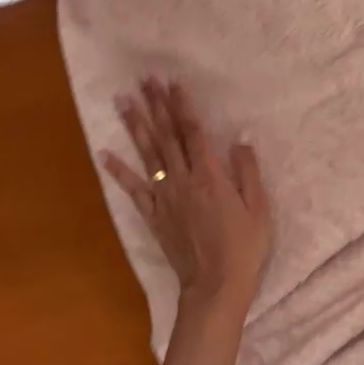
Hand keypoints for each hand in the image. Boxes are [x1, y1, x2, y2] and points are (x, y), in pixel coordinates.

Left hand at [103, 80, 271, 313]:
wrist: (215, 285)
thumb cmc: (244, 247)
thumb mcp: (259, 209)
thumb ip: (248, 172)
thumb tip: (239, 139)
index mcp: (211, 177)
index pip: (194, 132)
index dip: (183, 106)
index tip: (173, 83)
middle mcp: (183, 181)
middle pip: (167, 136)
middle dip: (156, 106)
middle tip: (144, 80)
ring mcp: (164, 198)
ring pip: (147, 155)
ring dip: (135, 126)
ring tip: (123, 101)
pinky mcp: (153, 215)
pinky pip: (133, 189)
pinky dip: (118, 170)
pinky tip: (104, 153)